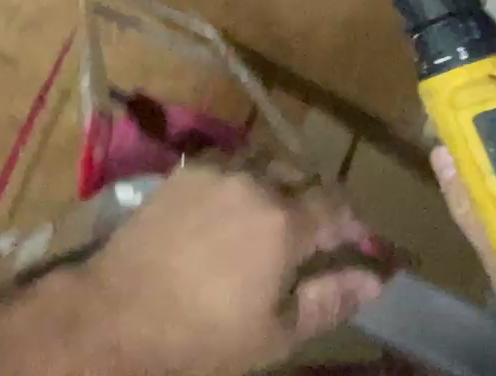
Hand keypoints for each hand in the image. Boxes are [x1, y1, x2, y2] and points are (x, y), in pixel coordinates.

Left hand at [85, 166, 384, 375]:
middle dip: (318, 199)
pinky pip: (229, 160)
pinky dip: (245, 174)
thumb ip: (330, 300)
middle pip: (302, 174)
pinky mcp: (185, 171)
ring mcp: (216, 170)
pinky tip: (236, 202)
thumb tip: (374, 279)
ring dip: (281, 180)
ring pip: (265, 160)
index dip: (352, 222)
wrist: (121, 312)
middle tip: (318, 231)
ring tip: (278, 211)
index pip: (335, 205)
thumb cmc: (204, 336)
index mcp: (284, 221)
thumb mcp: (276, 333)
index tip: (355, 241)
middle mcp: (254, 182)